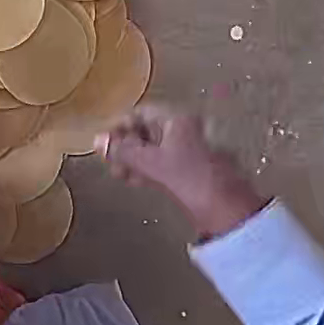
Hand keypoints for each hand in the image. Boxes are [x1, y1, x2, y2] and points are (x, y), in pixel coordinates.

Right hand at [99, 104, 266, 240]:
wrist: (225, 211)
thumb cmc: (190, 179)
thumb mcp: (150, 162)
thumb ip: (122, 150)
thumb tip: (98, 140)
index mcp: (178, 120)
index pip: (140, 113)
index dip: (120, 126)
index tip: (105, 142)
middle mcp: (183, 131)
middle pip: (145, 131)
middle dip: (125, 145)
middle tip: (109, 161)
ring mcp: (186, 152)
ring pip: (151, 149)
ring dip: (132, 160)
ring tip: (118, 174)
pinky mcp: (188, 172)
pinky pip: (160, 164)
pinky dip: (144, 170)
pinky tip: (133, 180)